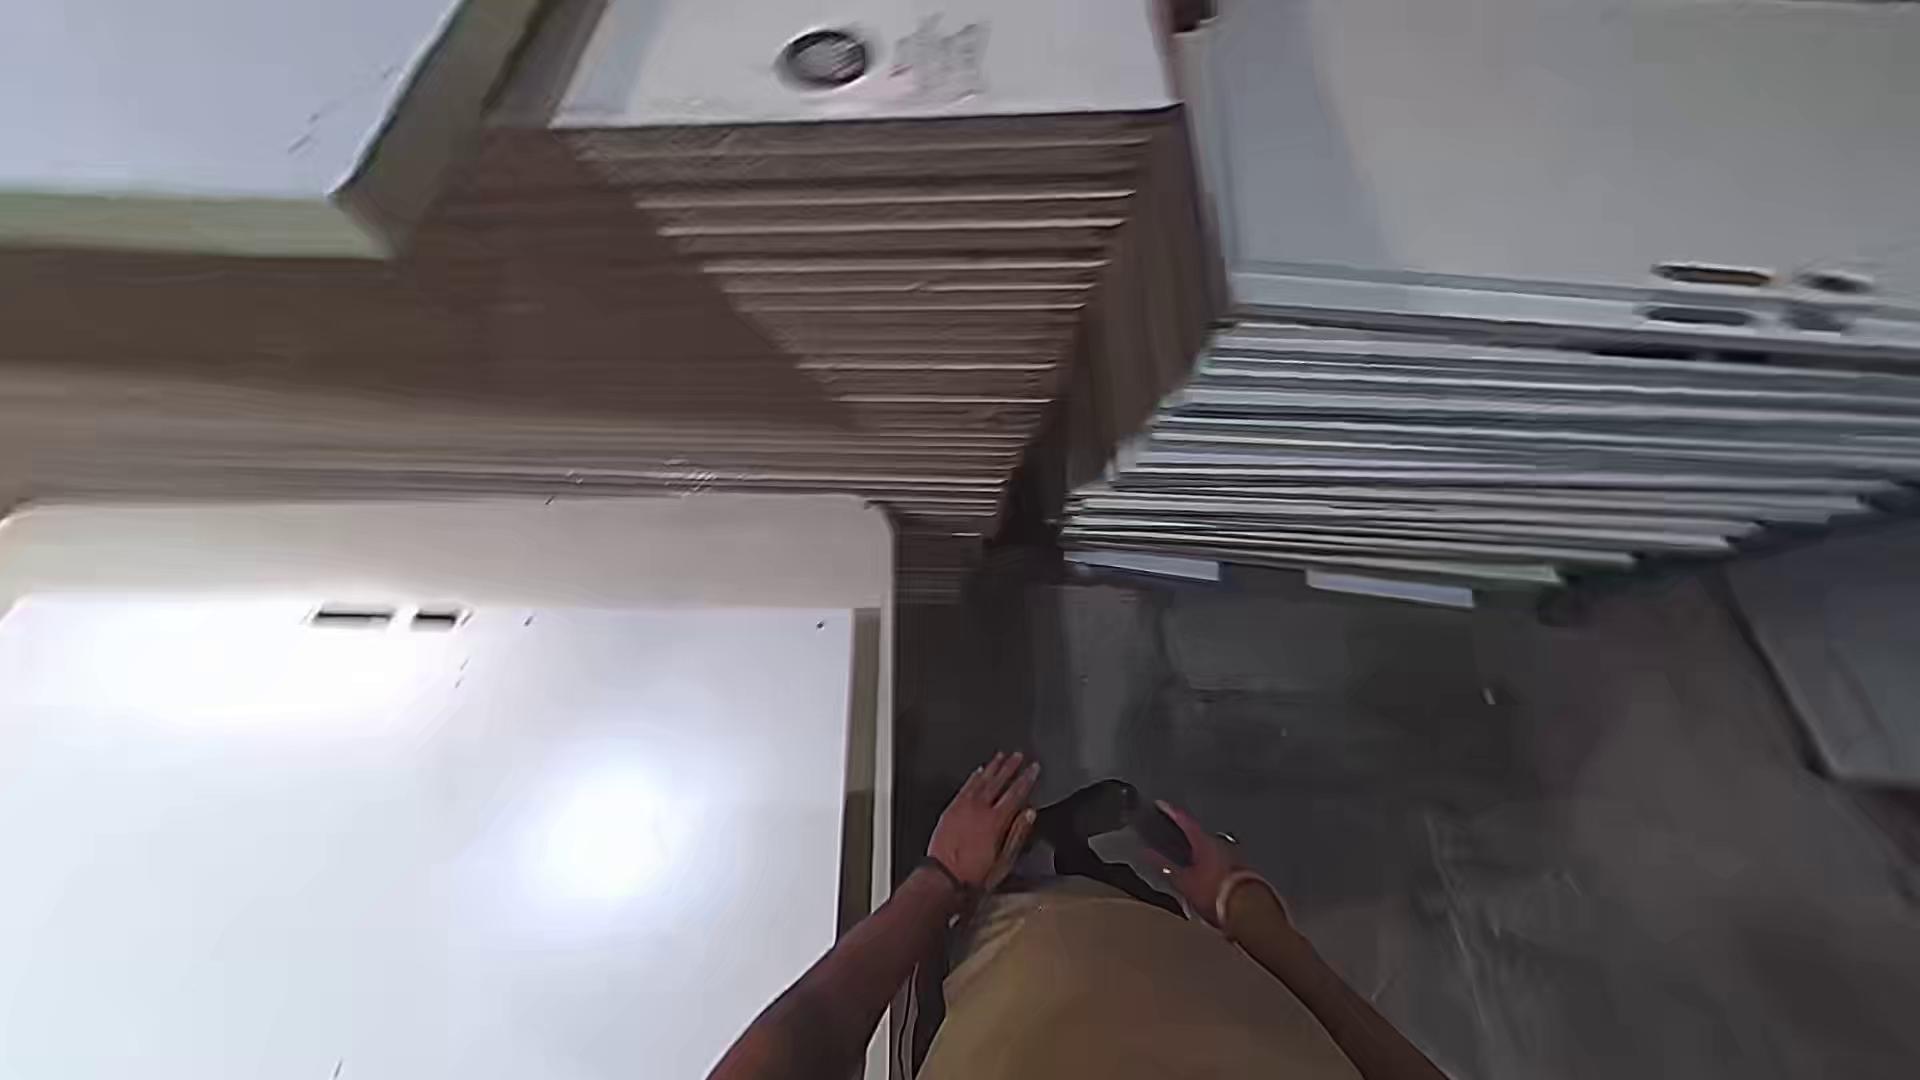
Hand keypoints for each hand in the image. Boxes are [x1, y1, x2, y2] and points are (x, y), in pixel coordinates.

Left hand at [927, 752, 1039, 890]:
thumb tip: (1030, 813)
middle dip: (1010, 766)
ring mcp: (964, 806)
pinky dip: (973, 777)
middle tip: (1018, 755)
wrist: (943, 878)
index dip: (1027, 779)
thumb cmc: (974, 875)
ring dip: (993, 767)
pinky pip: (965, 786)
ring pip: (982, 780)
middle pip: (999, 781)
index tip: (1034, 768)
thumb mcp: (1004, 861)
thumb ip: (1018, 834)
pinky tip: (978, 770)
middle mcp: (980, 808)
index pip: (1016, 793)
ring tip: (1001, 756)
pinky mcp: (952, 808)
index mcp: (996, 821)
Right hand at [1154, 800, 1252, 925]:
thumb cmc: (1215, 893)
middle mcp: (1220, 843)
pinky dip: (1212, 862)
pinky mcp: (1244, 870)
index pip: (1184, 820)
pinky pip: (1222, 859)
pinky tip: (1208, 874)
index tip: (1161, 803)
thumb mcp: (1184, 882)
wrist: (1252, 913)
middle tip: (1174, 836)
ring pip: (1212, 847)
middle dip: (1187, 835)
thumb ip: (1164, 866)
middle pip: (1199, 833)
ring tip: (1190, 860)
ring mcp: (1235, 855)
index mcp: (1203, 841)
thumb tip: (1146, 853)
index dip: (1171, 811)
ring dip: (1200, 850)